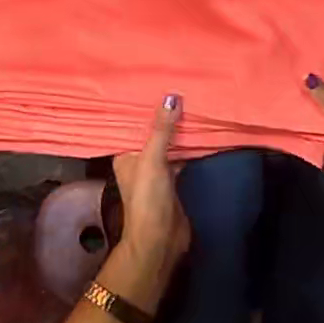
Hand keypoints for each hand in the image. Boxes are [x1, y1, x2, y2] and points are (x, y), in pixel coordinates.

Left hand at [101, 95, 190, 307]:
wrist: (161, 239)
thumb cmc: (148, 198)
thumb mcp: (152, 159)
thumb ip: (161, 130)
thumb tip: (171, 97)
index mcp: (123, 153)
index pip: (130, 124)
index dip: (140, 107)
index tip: (154, 83)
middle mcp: (137, 160)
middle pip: (150, 133)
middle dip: (162, 116)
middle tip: (180, 87)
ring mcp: (155, 170)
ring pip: (166, 144)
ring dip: (177, 129)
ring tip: (192, 101)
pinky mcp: (172, 180)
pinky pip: (180, 156)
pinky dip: (188, 145)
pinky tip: (200, 129)